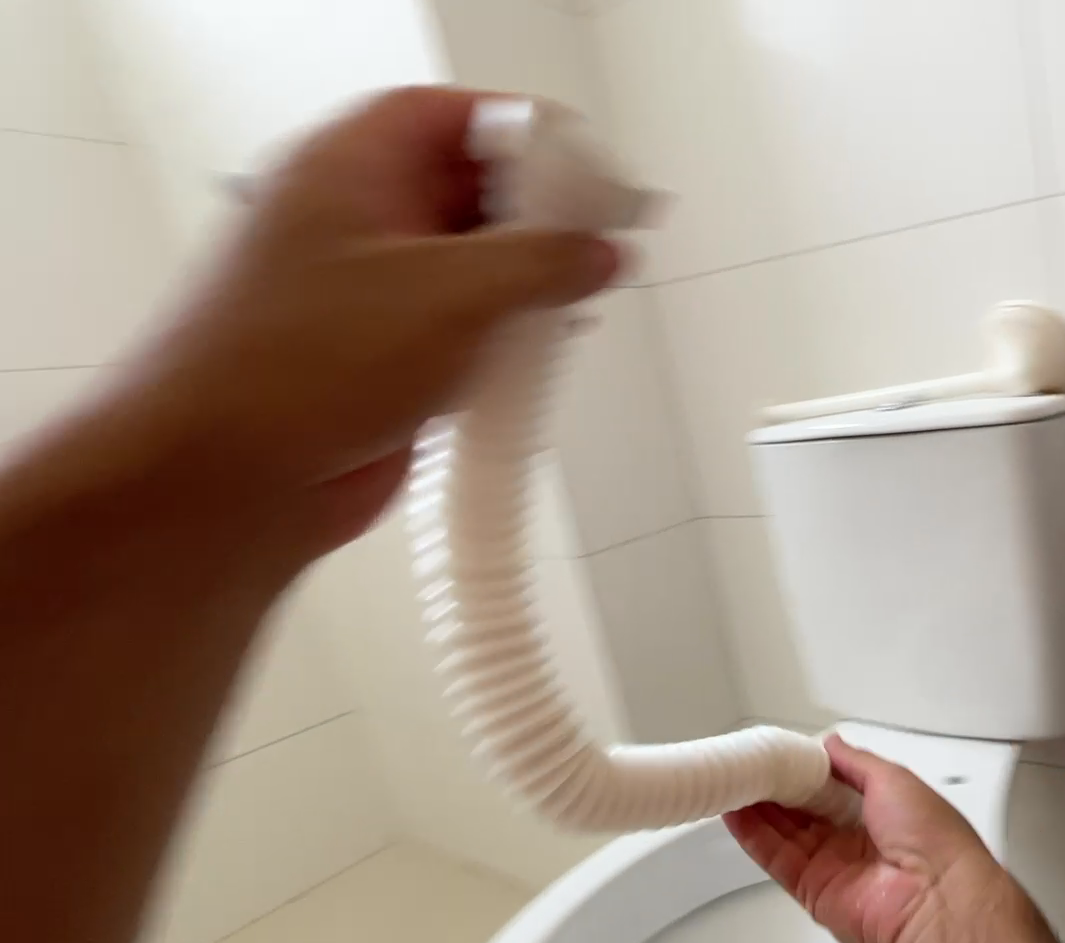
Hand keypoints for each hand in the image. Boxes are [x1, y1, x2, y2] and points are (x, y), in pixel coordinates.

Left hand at [88, 87, 618, 558]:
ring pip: (478, 260)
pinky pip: (472, 320)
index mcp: (348, 173)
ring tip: (586, 293)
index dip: (520, 131)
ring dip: (534, 276)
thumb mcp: (447, 293)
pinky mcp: (399, 350)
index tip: (587, 166)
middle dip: (541, 212)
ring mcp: (380, 290)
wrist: (237, 477)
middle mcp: (362, 223)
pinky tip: (551, 346)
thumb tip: (604, 253)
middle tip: (603, 236)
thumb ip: (541, 264)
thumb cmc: (306, 367)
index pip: (446, 118)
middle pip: (470, 189)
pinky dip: (517, 328)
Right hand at [724, 735, 1021, 942]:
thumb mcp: (893, 779)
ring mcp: (833, 864)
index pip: (833, 784)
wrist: (935, 900)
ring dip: (759, 808)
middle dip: (777, 787)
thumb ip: (855, 763)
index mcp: (882, 809)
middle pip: (805, 809)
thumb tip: (830, 743)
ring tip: (733, 780)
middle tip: (749, 764)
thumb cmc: (930, 835)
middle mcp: (855, 837)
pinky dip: (754, 836)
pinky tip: (735, 813)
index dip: (806, 769)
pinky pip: (777, 858)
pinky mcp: (813, 890)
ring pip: (785, 831)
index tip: (780, 752)